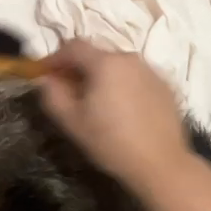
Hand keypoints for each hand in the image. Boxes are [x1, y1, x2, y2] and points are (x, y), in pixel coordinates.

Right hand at [39, 40, 193, 189]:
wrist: (162, 164)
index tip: (46, 74)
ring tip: (98, 101)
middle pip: (97, 54)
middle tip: (70, 90)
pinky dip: (124, 84)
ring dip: (103, 76)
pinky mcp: (166, 85)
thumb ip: (53, 95)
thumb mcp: (72, 122)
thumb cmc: (111, 142)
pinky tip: (124, 109)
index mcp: (105, 63)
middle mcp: (130, 58)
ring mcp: (151, 70)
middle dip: (79, 67)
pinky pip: (137, 76)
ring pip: (118, 65)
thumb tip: (45, 78)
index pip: (74, 46)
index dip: (56, 57)